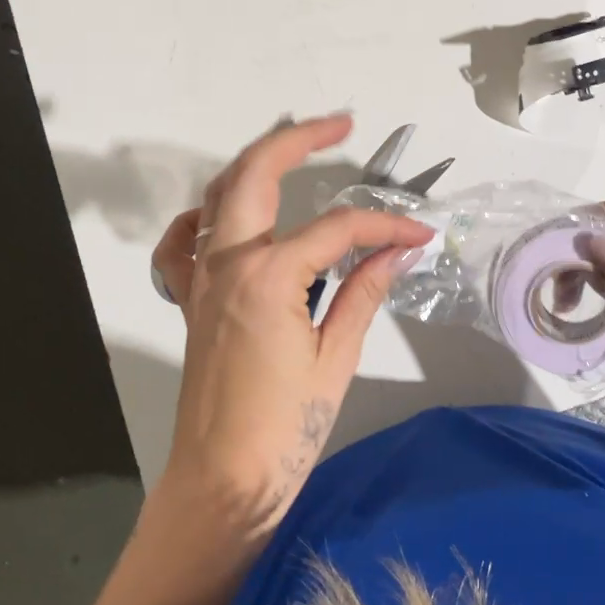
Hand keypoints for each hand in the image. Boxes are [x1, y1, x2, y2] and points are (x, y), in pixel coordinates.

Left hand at [150, 115, 433, 534]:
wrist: (222, 480)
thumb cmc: (285, 430)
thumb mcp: (336, 359)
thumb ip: (363, 294)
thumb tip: (397, 252)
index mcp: (269, 277)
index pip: (336, 229)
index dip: (384, 226)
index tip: (419, 235)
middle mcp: (227, 264)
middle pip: (253, 176)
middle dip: (296, 139)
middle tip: (340, 124)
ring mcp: (201, 281)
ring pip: (217, 199)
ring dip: (253, 166)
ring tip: (295, 152)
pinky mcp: (191, 303)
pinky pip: (184, 246)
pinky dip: (203, 221)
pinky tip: (229, 220)